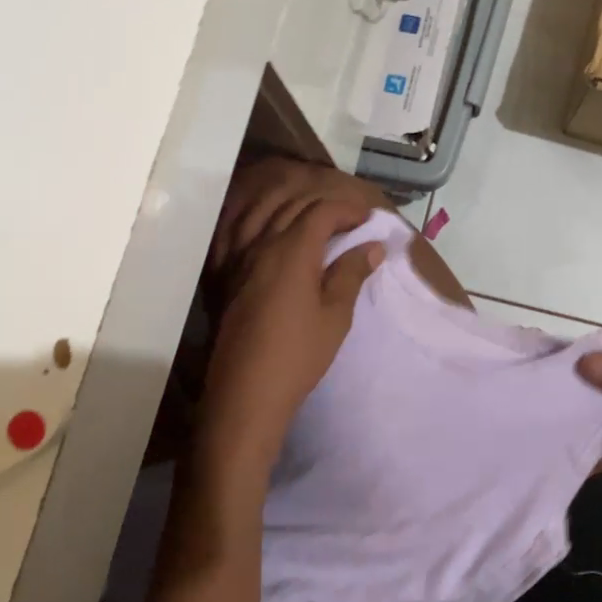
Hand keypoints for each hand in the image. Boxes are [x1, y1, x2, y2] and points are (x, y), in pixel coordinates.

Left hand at [200, 198, 383, 453]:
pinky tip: (280, 240)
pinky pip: (248, 236)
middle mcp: (262, 246)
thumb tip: (372, 246)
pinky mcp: (229, 278)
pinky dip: (269, 227)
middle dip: (324, 208)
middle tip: (349, 221)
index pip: (321, 212)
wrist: (245, 393)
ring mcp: (240, 261)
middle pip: (293, 209)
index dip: (347, 210)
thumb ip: (351, 273)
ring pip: (268, 218)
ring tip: (318, 226)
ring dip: (295, 213)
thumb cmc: (298, 355)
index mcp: (291, 251)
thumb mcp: (335, 315)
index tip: (366, 218)